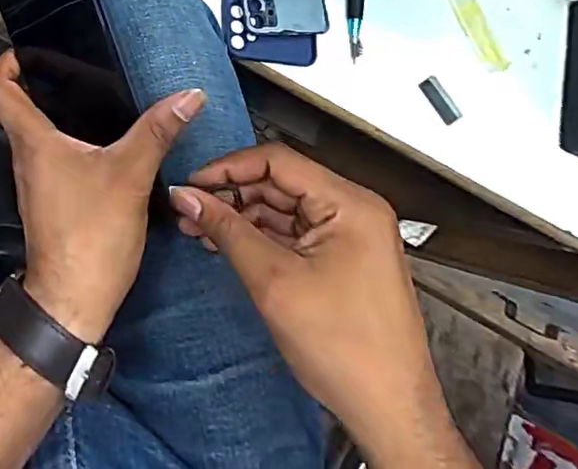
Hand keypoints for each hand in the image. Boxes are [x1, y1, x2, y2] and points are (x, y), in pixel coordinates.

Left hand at [0, 51, 202, 342]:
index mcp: (32, 141)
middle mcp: (25, 155)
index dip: (5, 62)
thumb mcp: (130, 175)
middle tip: (71, 65)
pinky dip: (65, 136)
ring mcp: (34, 178)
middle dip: (37, 80)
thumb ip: (157, 131)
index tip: (28, 50)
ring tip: (88, 93)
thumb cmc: (91, 234)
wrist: (73, 300)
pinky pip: (48, 153)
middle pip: (15, 105)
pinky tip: (97, 138)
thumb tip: (189, 95)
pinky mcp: (47, 197)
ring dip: (52, 108)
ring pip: (32, 131)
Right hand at [170, 144, 473, 466]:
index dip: (228, 168)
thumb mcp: (273, 281)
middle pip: (278, 182)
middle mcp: (353, 209)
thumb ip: (226, 229)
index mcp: (349, 204)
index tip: (192, 183)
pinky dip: (257, 235)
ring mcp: (348, 233)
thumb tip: (185, 195)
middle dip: (230, 194)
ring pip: (281, 206)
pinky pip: (291, 230)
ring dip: (239, 215)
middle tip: (189, 209)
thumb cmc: (344, 349)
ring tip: (199, 228)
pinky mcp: (340, 256)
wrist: (391, 416)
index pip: (277, 160)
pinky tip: (226, 243)